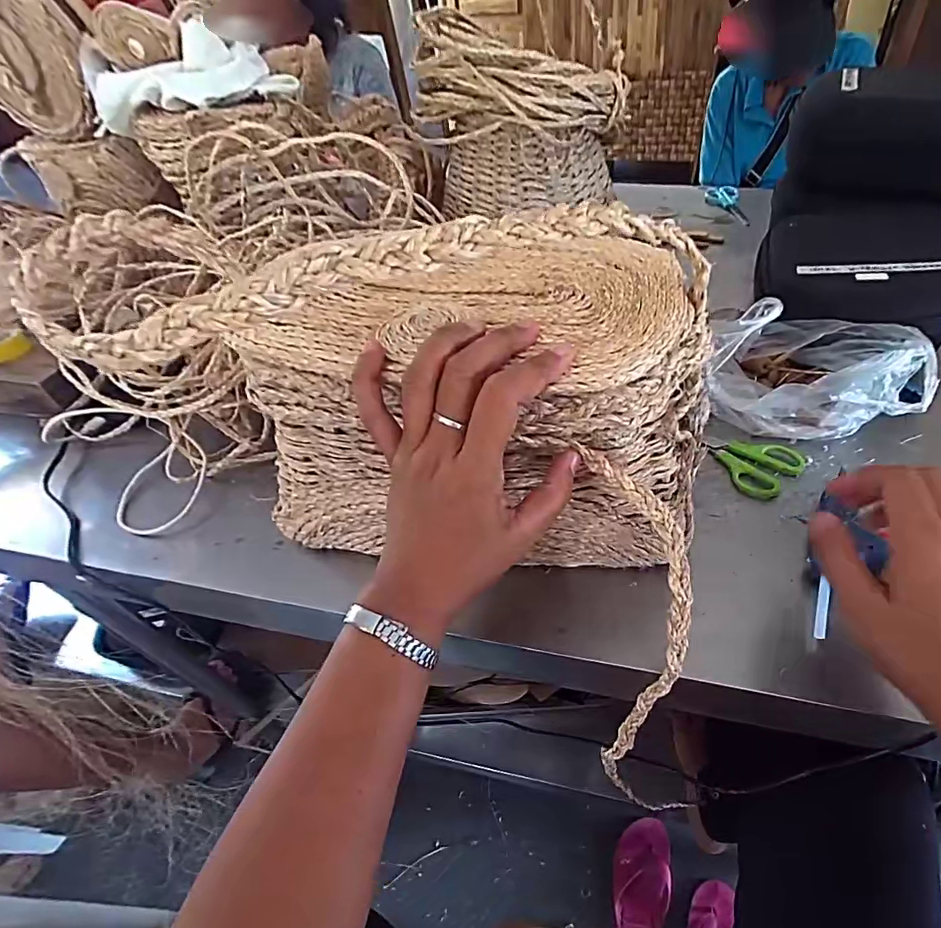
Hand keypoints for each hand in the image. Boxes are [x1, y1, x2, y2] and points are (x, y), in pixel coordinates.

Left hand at [351, 322, 579, 641]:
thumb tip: (574, 456)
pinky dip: (367, 376)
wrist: (416, 588)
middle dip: (499, 342)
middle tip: (529, 331)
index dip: (534, 370)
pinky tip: (376, 347)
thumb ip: (552, 494)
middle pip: (462, 376)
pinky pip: (371, 412)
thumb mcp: (523, 536)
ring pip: (419, 381)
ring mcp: (408, 451)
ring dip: (447, 343)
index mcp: (473, 473)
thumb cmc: (471, 565)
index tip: (562, 355)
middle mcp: (437, 453)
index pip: (501, 401)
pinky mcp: (391, 457)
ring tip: (477, 326)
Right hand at [808, 466, 940, 723]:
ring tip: (874, 529)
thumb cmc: (915, 653)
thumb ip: (839, 558)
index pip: (898, 481)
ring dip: (907, 497)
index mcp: (926, 540)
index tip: (834, 498)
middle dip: (884, 481)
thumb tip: (823, 518)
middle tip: (853, 505)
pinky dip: (925, 515)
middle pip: (926, 478)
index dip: (862, 479)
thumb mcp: (861, 609)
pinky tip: (902, 552)